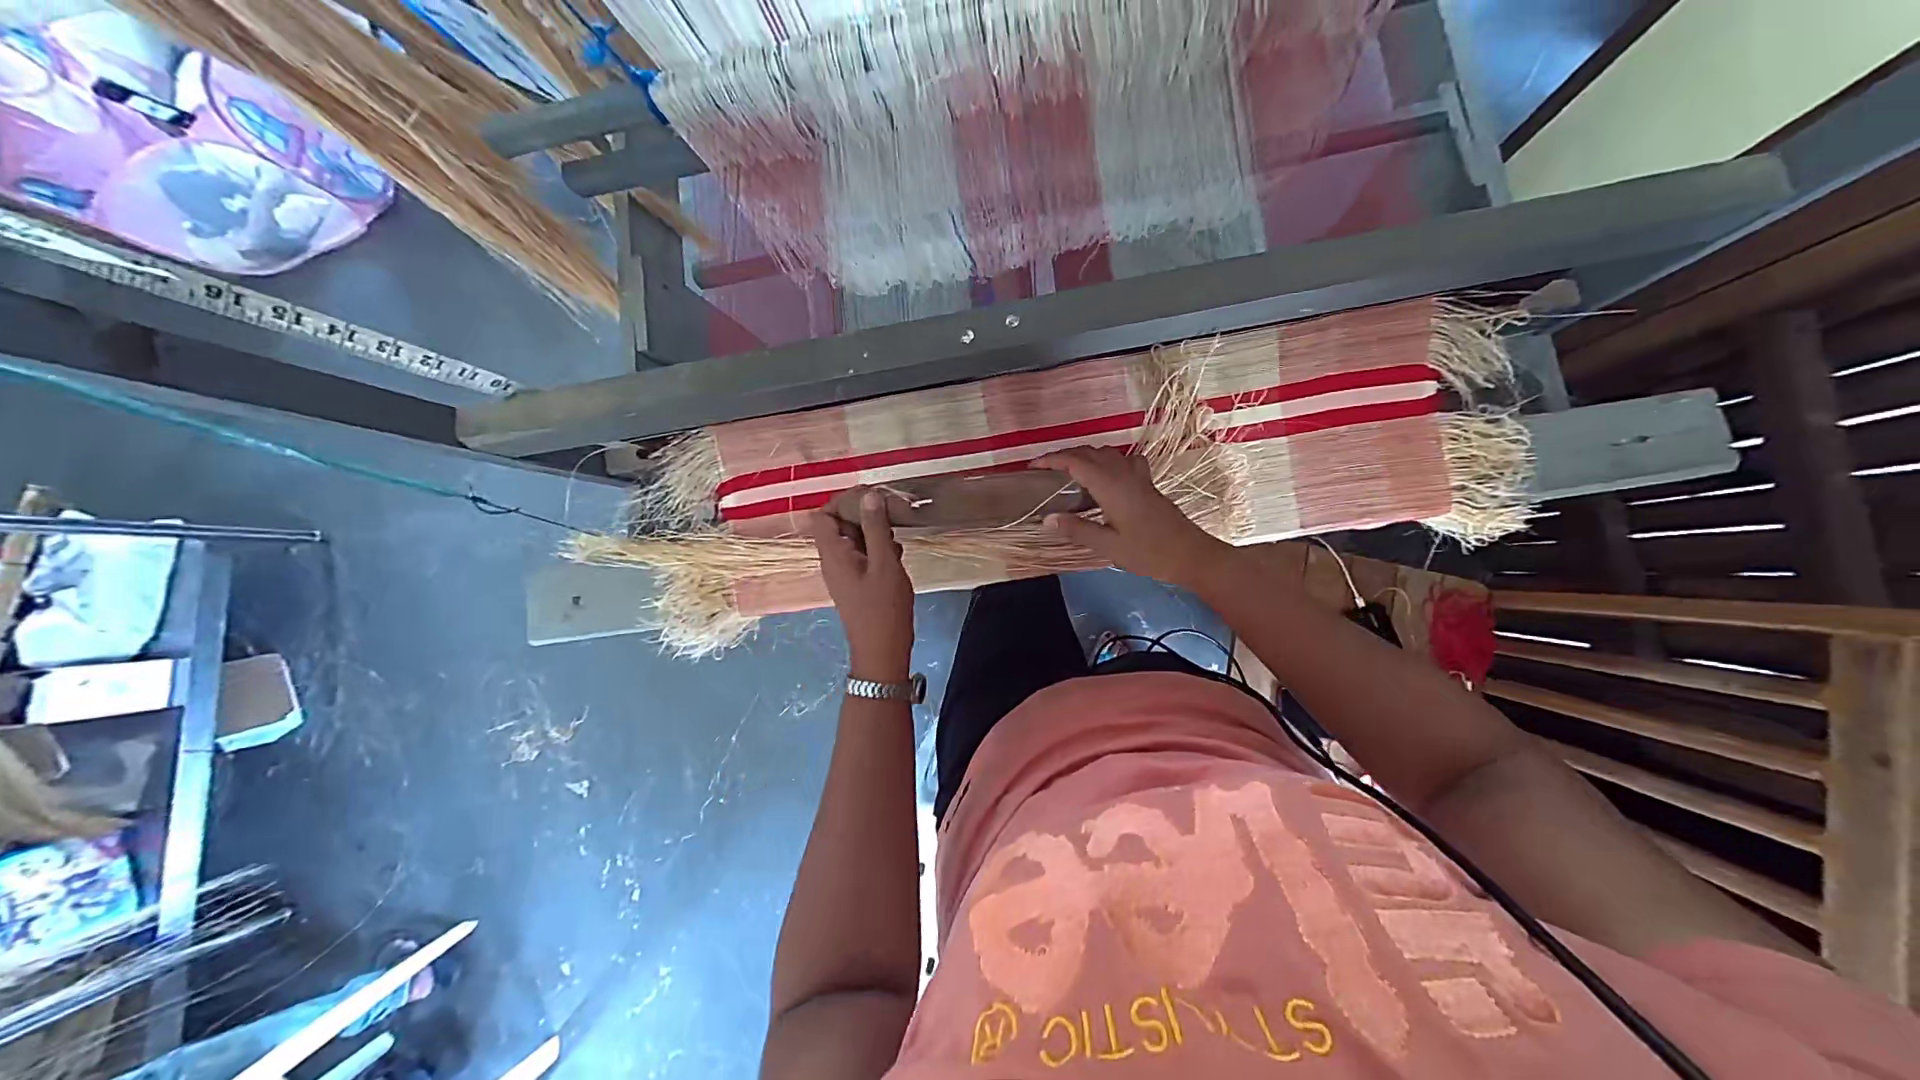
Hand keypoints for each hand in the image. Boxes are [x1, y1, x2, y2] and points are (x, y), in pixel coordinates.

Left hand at [806, 488, 914, 681]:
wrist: (883, 652)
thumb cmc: (884, 608)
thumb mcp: (885, 564)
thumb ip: (877, 528)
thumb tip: (870, 496)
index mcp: (833, 554)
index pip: (823, 515)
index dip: (844, 502)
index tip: (872, 499)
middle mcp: (834, 561)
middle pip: (838, 525)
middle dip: (863, 514)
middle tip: (892, 512)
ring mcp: (845, 573)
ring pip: (853, 540)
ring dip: (874, 531)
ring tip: (898, 531)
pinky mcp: (858, 582)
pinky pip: (863, 555)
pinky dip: (878, 548)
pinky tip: (898, 552)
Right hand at [1034, 447, 1237, 591]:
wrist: (1191, 554)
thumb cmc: (1149, 553)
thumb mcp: (1108, 546)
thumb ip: (1077, 529)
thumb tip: (1047, 519)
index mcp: (1111, 486)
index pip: (1075, 462)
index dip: (1052, 460)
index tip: (1032, 467)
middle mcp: (1124, 474)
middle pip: (1090, 453)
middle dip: (1064, 455)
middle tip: (1044, 469)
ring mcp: (1138, 477)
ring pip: (1106, 454)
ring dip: (1084, 455)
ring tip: (1067, 470)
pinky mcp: (1147, 484)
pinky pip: (1123, 460)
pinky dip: (1107, 460)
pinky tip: (1106, 472)